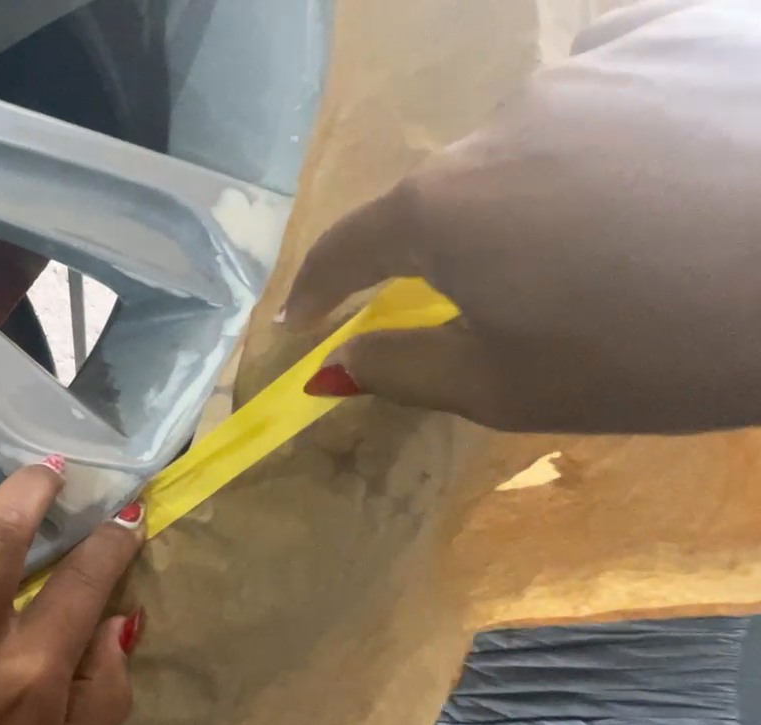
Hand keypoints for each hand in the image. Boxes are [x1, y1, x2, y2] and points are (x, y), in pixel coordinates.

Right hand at [284, 0, 760, 433]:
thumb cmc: (676, 342)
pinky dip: (625, 105)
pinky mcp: (717, 20)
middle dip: (455, 242)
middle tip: (517, 289)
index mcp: (441, 208)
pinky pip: (632, 61)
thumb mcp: (512, 389)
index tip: (306, 320)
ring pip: (536, 125)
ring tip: (618, 215)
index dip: (315, 291)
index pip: (343, 251)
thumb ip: (401, 371)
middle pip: (447, 189)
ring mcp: (616, 56)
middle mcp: (506, 117)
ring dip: (542, 174)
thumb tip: (340, 360)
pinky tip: (676, 136)